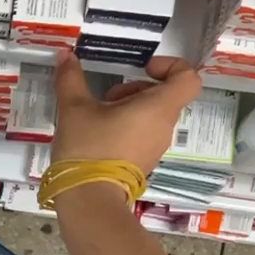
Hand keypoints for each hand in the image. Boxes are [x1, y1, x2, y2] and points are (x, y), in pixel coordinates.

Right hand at [51, 52, 204, 173]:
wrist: (89, 200)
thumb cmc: (88, 149)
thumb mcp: (74, 109)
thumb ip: (71, 79)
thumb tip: (65, 54)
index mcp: (159, 108)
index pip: (188, 78)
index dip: (171, 66)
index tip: (145, 69)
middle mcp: (164, 128)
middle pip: (164, 97)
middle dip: (137, 90)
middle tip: (108, 97)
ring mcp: (156, 149)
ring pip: (152, 118)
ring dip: (129, 110)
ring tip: (99, 119)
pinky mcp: (144, 164)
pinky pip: (143, 137)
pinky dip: (127, 130)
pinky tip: (99, 138)